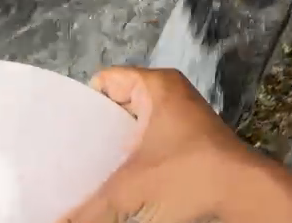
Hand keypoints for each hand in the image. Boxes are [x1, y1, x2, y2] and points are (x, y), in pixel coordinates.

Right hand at [58, 67, 249, 222]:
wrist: (241, 192)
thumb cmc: (188, 175)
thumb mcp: (129, 192)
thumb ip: (84, 214)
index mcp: (156, 87)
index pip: (106, 81)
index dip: (78, 105)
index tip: (50, 135)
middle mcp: (167, 96)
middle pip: (115, 108)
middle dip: (88, 137)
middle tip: (54, 164)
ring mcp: (177, 120)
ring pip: (129, 132)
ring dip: (106, 155)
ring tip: (71, 180)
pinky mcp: (183, 145)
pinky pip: (143, 148)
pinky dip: (125, 165)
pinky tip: (102, 190)